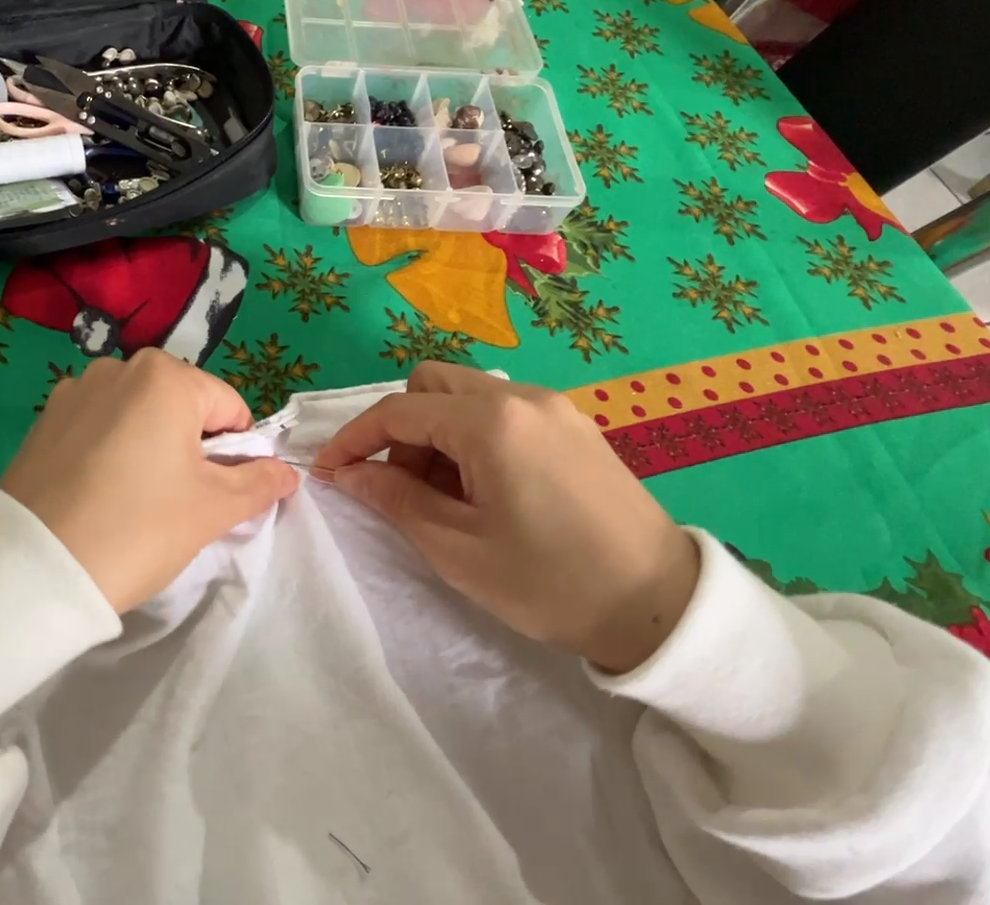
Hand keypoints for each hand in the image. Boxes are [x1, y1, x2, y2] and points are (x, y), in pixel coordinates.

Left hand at [1, 349, 300, 613]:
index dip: (236, 453)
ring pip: (138, 417)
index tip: (215, 495)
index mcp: (165, 377)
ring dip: (150, 448)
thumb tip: (288, 471)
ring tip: (133, 500)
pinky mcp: (44, 420)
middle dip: (191, 449)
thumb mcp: (212, 509)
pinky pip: (99, 428)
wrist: (37, 568)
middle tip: (175, 501)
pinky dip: (110, 452)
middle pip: (182, 407)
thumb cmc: (139, 529)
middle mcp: (117, 368)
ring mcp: (74, 392)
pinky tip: (98, 494)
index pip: (229, 408)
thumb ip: (259, 483)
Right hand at [312, 363, 697, 672]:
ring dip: (435, 433)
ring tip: (445, 497)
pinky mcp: (572, 425)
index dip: (354, 438)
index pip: (399, 410)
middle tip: (400, 487)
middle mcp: (521, 397)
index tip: (329, 471)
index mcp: (490, 422)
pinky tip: (484, 490)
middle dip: (399, 428)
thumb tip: (347, 473)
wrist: (660, 606)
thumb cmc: (549, 582)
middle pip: (431, 384)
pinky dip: (471, 437)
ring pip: (466, 395)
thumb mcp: (457, 547)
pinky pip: (500, 412)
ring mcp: (553, 407)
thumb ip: (394, 499)